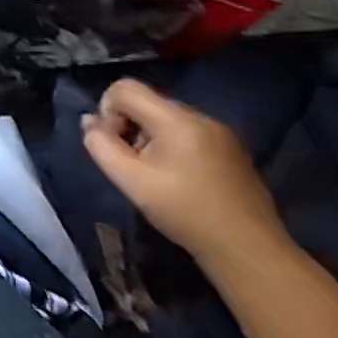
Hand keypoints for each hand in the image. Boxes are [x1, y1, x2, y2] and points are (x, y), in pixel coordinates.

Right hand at [82, 79, 290, 268]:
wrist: (248, 249)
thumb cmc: (185, 213)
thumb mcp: (132, 182)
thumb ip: (102, 146)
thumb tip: (89, 122)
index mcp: (177, 120)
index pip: (126, 88)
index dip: (108, 110)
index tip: (115, 144)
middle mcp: (201, 116)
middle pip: (147, 102)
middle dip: (128, 126)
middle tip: (132, 165)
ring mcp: (220, 132)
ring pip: (166, 118)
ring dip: (149, 138)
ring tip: (155, 175)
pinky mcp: (231, 148)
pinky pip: (188, 132)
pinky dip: (171, 146)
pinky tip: (179, 179)